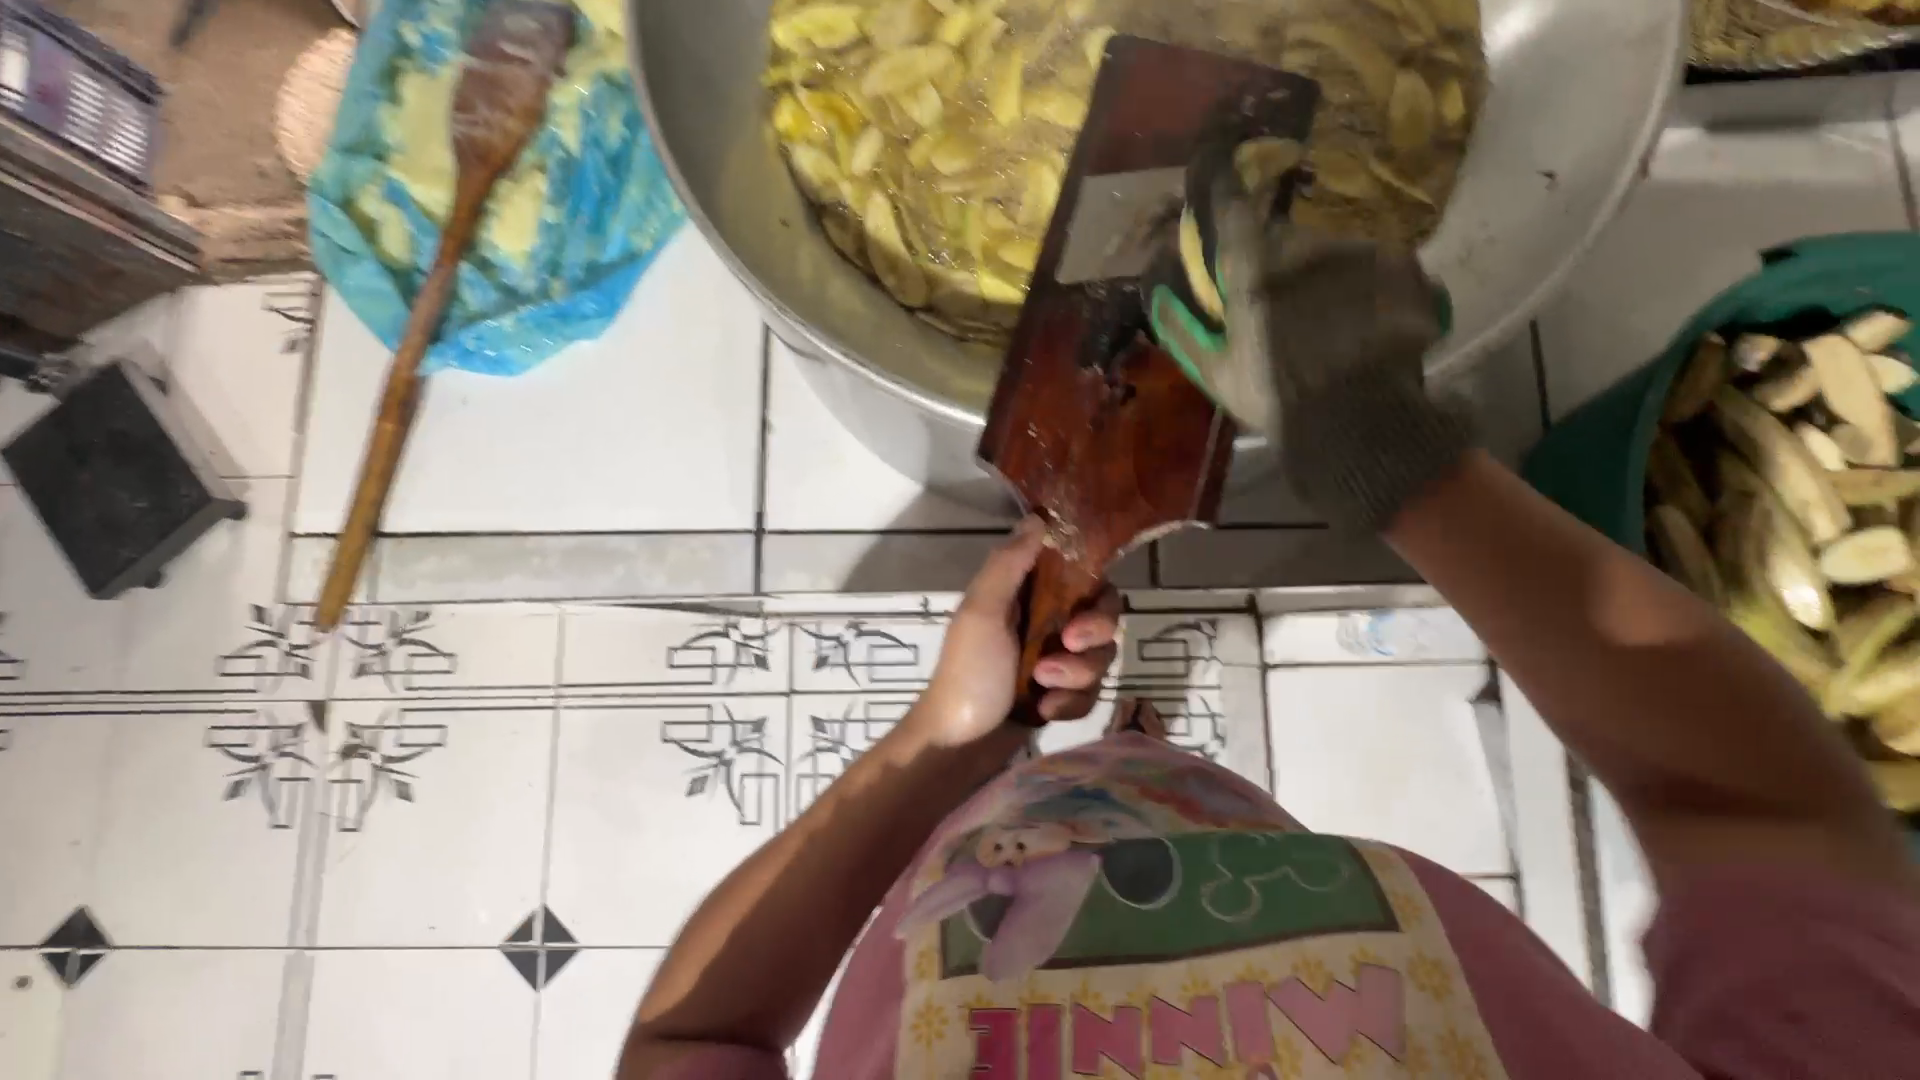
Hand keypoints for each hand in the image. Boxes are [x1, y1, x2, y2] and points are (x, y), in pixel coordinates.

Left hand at [910, 518, 1120, 747]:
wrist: (959, 743)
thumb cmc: (967, 670)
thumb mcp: (981, 611)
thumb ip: (1008, 564)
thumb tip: (1037, 517)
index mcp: (1027, 595)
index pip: (1084, 577)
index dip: (1094, 590)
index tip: (1082, 608)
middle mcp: (1047, 623)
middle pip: (1104, 618)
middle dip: (1093, 636)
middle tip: (1067, 647)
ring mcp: (1057, 661)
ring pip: (1100, 659)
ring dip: (1076, 675)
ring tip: (1042, 687)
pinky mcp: (1062, 696)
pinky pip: (1091, 694)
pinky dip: (1070, 703)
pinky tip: (1045, 710)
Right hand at [1158, 204, 1474, 532]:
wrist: (1361, 421)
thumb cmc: (1277, 398)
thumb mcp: (1217, 374)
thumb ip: (1183, 330)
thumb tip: (1155, 294)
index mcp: (1253, 271)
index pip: (1230, 208)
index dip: (1219, 183)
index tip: (1216, 163)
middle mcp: (1304, 246)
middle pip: (1284, 238)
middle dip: (1280, 262)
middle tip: (1284, 306)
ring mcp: (1355, 251)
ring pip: (1330, 252)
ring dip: (1325, 276)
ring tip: (1331, 324)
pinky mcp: (1400, 263)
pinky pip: (1372, 263)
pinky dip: (1365, 285)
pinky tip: (1365, 322)